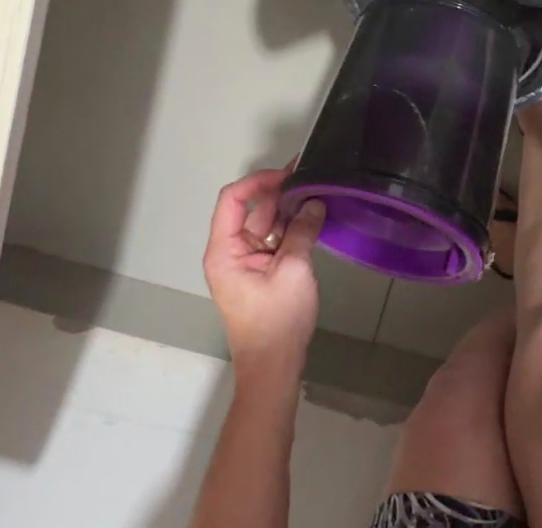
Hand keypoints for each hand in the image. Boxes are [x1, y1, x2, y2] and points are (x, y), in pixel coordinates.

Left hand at [202, 167, 325, 380]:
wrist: (273, 367)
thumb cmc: (277, 320)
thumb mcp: (293, 271)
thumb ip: (302, 231)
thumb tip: (315, 202)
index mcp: (224, 250)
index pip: (233, 199)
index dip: (258, 181)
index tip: (289, 175)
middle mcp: (229, 251)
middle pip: (249, 209)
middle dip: (278, 191)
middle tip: (309, 174)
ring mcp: (245, 262)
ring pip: (264, 223)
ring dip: (287, 208)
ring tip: (316, 190)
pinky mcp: (260, 271)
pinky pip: (273, 239)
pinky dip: (290, 226)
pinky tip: (312, 216)